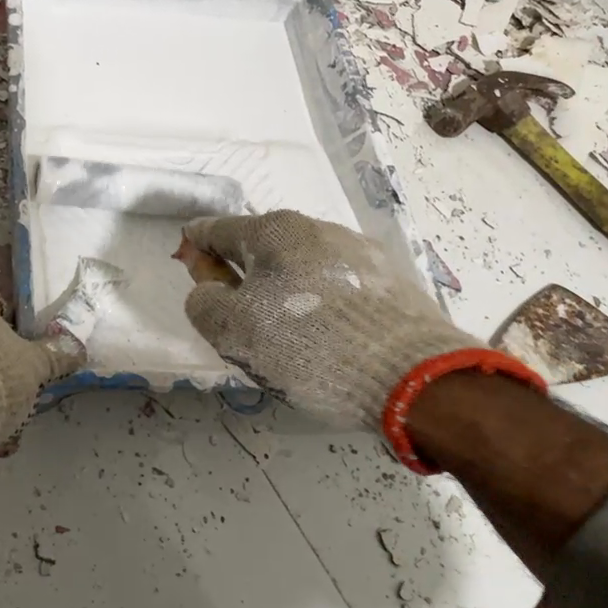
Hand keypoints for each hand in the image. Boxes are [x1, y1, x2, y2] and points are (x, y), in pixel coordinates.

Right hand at [180, 211, 478, 430]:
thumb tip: (209, 289)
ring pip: (301, 267)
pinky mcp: (392, 282)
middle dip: (242, 274)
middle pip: (261, 248)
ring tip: (288, 336)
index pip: (216, 229)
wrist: (416, 378)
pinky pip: (336, 287)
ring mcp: (359, 253)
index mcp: (273, 230)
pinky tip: (327, 339)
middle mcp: (317, 229)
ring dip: (283, 290)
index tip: (192, 272)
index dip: (196, 249)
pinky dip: (320, 305)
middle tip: (238, 319)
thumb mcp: (231, 330)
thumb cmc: (308, 346)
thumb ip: (202, 301)